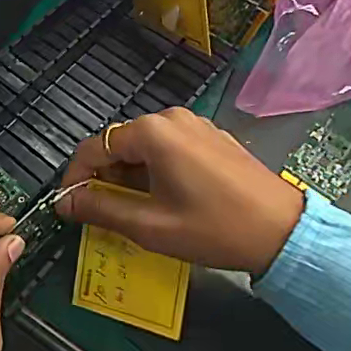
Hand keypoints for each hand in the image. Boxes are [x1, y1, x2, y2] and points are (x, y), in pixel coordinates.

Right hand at [57, 108, 303, 274]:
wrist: (285, 232)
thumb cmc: (214, 228)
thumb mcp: (150, 226)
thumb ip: (100, 209)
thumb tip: (65, 202)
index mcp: (152, 132)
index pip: (94, 147)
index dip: (76, 177)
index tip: (69, 205)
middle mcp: (172, 118)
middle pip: (120, 144)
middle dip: (105, 177)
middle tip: (103, 212)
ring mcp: (195, 125)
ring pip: (144, 147)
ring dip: (130, 175)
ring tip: (135, 210)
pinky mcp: (213, 137)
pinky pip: (169, 148)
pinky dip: (156, 170)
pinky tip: (166, 199)